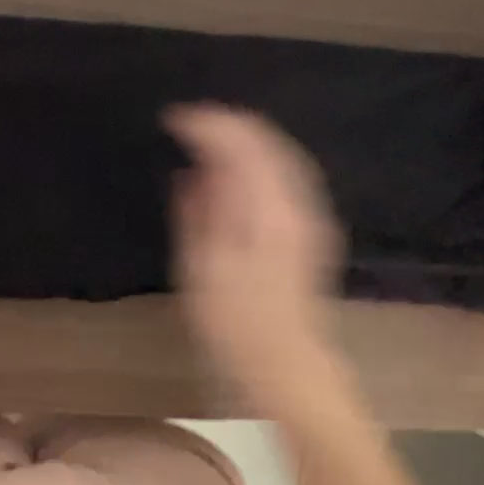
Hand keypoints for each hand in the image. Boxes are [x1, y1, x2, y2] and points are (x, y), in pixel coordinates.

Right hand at [164, 103, 345, 409]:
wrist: (289, 365)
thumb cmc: (235, 326)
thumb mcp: (201, 272)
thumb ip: (197, 214)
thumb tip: (192, 172)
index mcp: (267, 212)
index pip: (241, 145)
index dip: (206, 124)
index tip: (171, 119)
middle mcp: (296, 204)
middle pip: (267, 141)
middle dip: (227, 124)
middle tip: (187, 122)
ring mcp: (309, 216)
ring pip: (281, 155)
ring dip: (245, 139)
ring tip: (208, 137)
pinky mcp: (312, 229)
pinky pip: (287, 174)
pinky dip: (260, 160)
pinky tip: (239, 169)